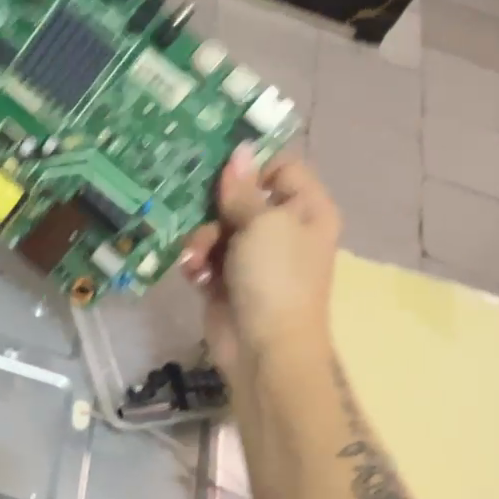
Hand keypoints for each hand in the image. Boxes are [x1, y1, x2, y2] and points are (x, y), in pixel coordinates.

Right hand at [177, 145, 341, 380]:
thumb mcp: (262, 224)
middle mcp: (281, 230)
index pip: (281, 169)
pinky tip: (192, 276)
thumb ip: (243, 191)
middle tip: (197, 214)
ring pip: (216, 231)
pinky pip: (204, 261)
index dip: (252, 167)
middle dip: (214, 209)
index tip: (219, 170)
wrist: (264, 348)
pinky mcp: (225, 284)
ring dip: (200, 242)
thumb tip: (239, 151)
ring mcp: (252, 259)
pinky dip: (196, 265)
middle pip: (240, 200)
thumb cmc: (276, 279)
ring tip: (195, 259)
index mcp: (305, 209)